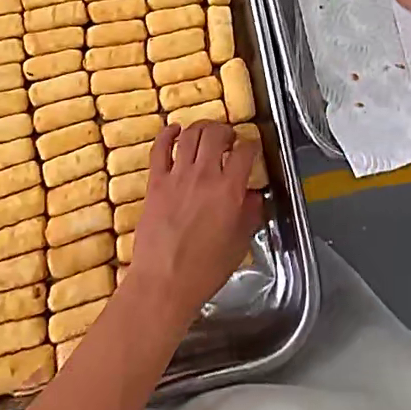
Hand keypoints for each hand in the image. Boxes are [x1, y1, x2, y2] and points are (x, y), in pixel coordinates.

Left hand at [126, 122, 263, 324]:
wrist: (164, 282)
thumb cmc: (205, 269)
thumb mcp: (239, 243)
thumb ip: (250, 214)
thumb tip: (254, 197)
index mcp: (229, 190)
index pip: (244, 152)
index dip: (251, 145)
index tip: (251, 148)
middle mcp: (204, 176)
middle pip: (216, 134)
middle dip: (226, 131)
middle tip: (229, 138)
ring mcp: (177, 176)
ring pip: (190, 135)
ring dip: (201, 127)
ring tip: (207, 131)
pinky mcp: (155, 182)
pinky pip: (160, 148)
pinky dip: (167, 134)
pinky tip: (174, 129)